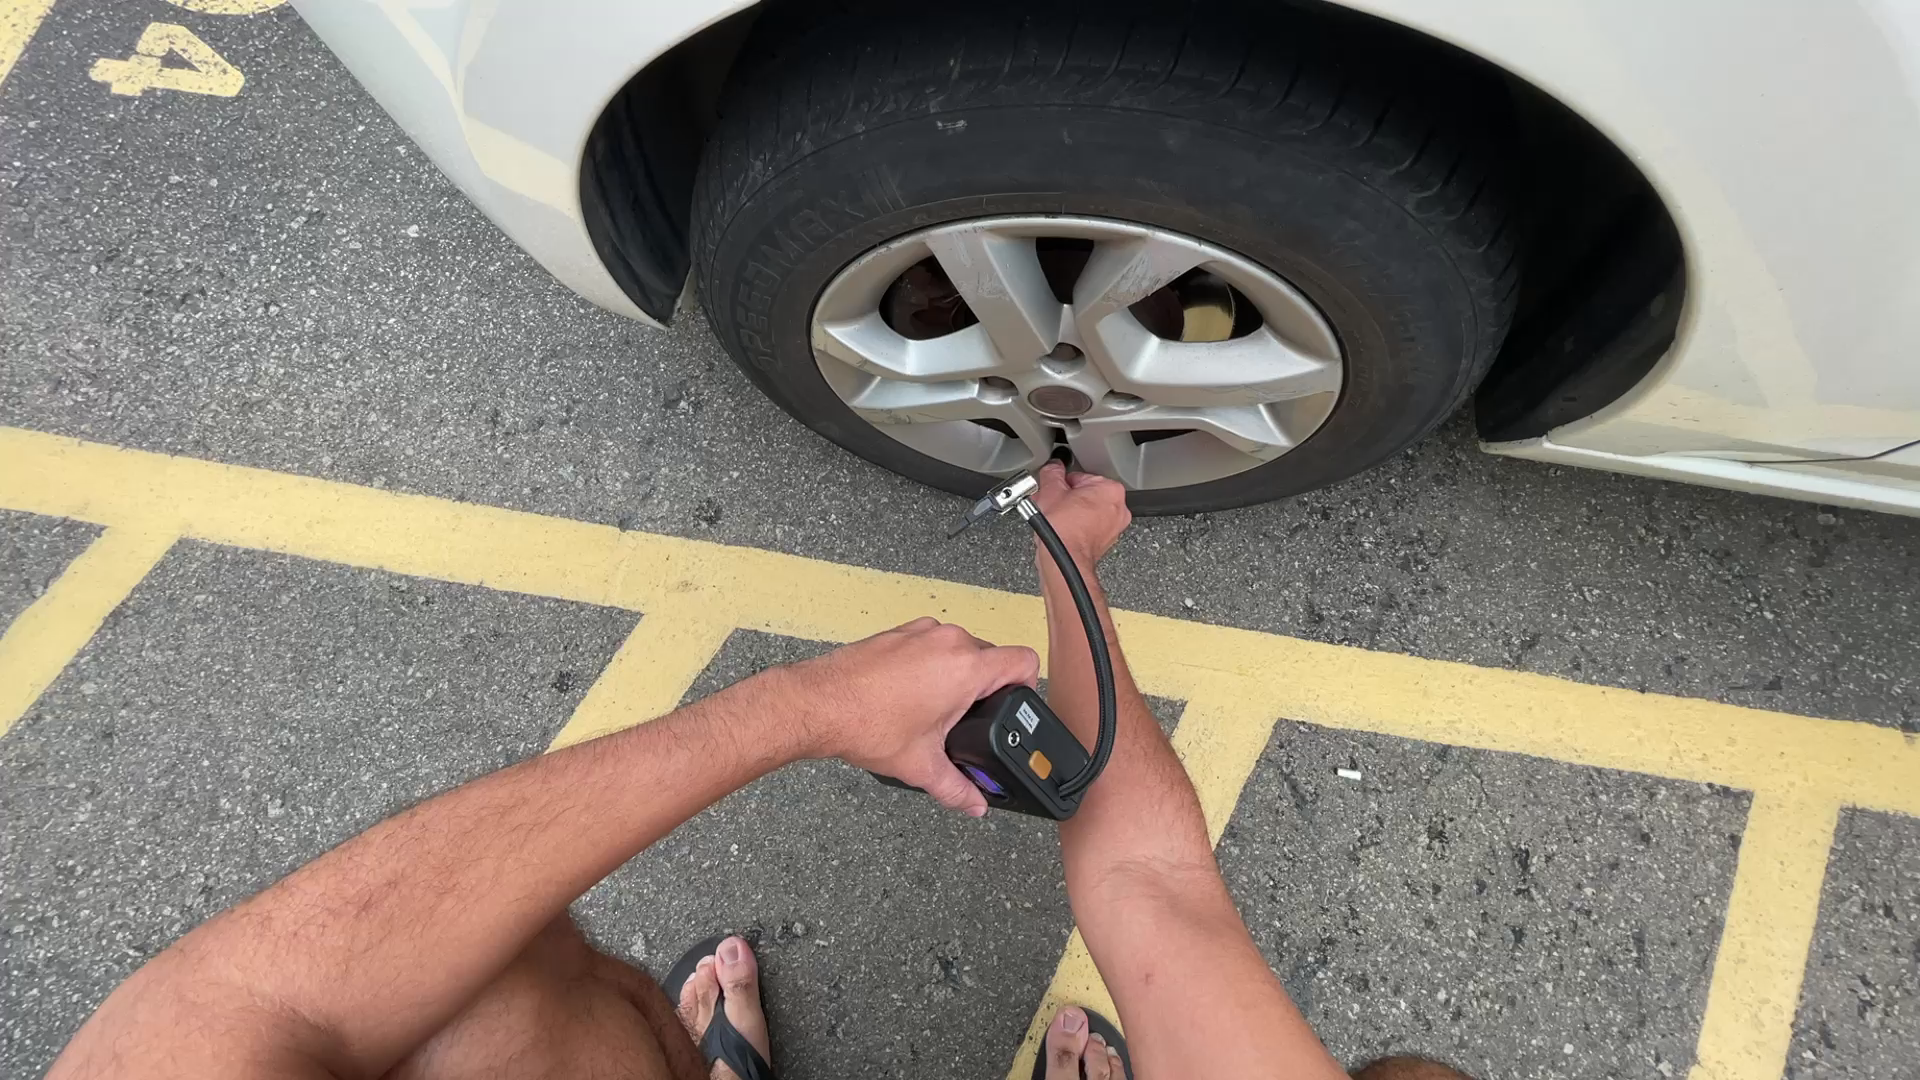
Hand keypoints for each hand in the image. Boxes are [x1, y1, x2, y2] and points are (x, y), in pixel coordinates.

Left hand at [779, 618, 1039, 815]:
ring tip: (937, 708)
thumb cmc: (864, 724)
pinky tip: (912, 693)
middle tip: (969, 719)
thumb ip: (957, 788)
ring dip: (958, 674)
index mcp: (966, 668)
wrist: (818, 704)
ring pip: (961, 648)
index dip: (1027, 685)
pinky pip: (933, 643)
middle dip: (987, 688)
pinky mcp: (901, 631)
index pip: (1023, 661)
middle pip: (992, 657)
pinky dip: (932, 663)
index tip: (1013, 705)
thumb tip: (974, 803)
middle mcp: (949, 641)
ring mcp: (923, 632)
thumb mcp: (921, 766)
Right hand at [1031, 461, 1131, 566]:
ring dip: (1071, 512)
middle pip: (1086, 494)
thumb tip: (1053, 468)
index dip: (1062, 483)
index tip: (1054, 489)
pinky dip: (1077, 527)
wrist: (1064, 561)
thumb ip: (1052, 473)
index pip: (1081, 476)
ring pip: (1088, 511)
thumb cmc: (1063, 530)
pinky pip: (1090, 527)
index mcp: (1110, 489)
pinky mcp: (1106, 542)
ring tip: (1056, 518)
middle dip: (1067, 497)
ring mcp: (1114, 527)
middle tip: (1052, 503)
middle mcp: (1118, 508)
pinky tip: (1063, 530)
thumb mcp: (1051, 491)